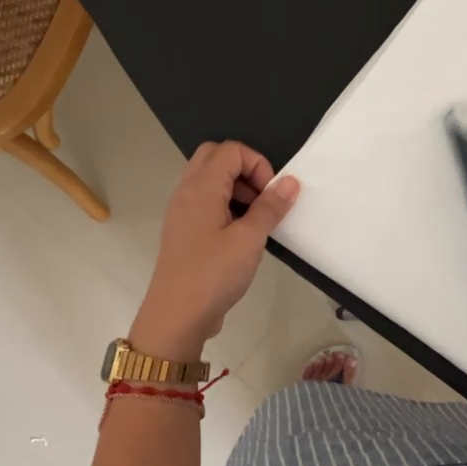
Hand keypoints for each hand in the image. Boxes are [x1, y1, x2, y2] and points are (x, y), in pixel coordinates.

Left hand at [130, 142, 298, 359]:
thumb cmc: (214, 274)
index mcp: (201, 188)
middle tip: (262, 200)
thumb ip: (270, 208)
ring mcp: (181, 211)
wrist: (176, 315)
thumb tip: (290, 182)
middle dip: (245, 170)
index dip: (258, 165)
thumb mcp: (250, 240)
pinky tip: (239, 233)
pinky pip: (204, 200)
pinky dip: (225, 204)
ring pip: (208, 179)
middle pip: (215, 157)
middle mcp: (186, 192)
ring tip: (254, 219)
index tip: (271, 196)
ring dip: (235, 188)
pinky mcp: (183, 229)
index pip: (231, 150)